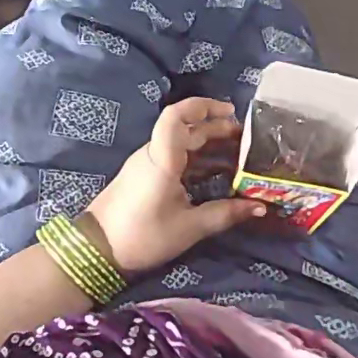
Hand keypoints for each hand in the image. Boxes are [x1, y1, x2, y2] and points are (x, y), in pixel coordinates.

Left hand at [85, 98, 266, 273]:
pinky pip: (174, 158)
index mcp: (162, 158)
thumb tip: (259, 207)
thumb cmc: (143, 236)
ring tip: (239, 157)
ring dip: (209, 146)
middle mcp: (153, 154)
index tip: (231, 112)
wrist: (97, 250)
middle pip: (186, 129)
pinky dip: (197, 160)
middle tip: (247, 139)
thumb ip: (225, 214)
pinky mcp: (143, 176)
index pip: (177, 116)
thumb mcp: (189, 227)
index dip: (204, 107)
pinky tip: (217, 173)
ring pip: (181, 144)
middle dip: (217, 129)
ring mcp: (146, 164)